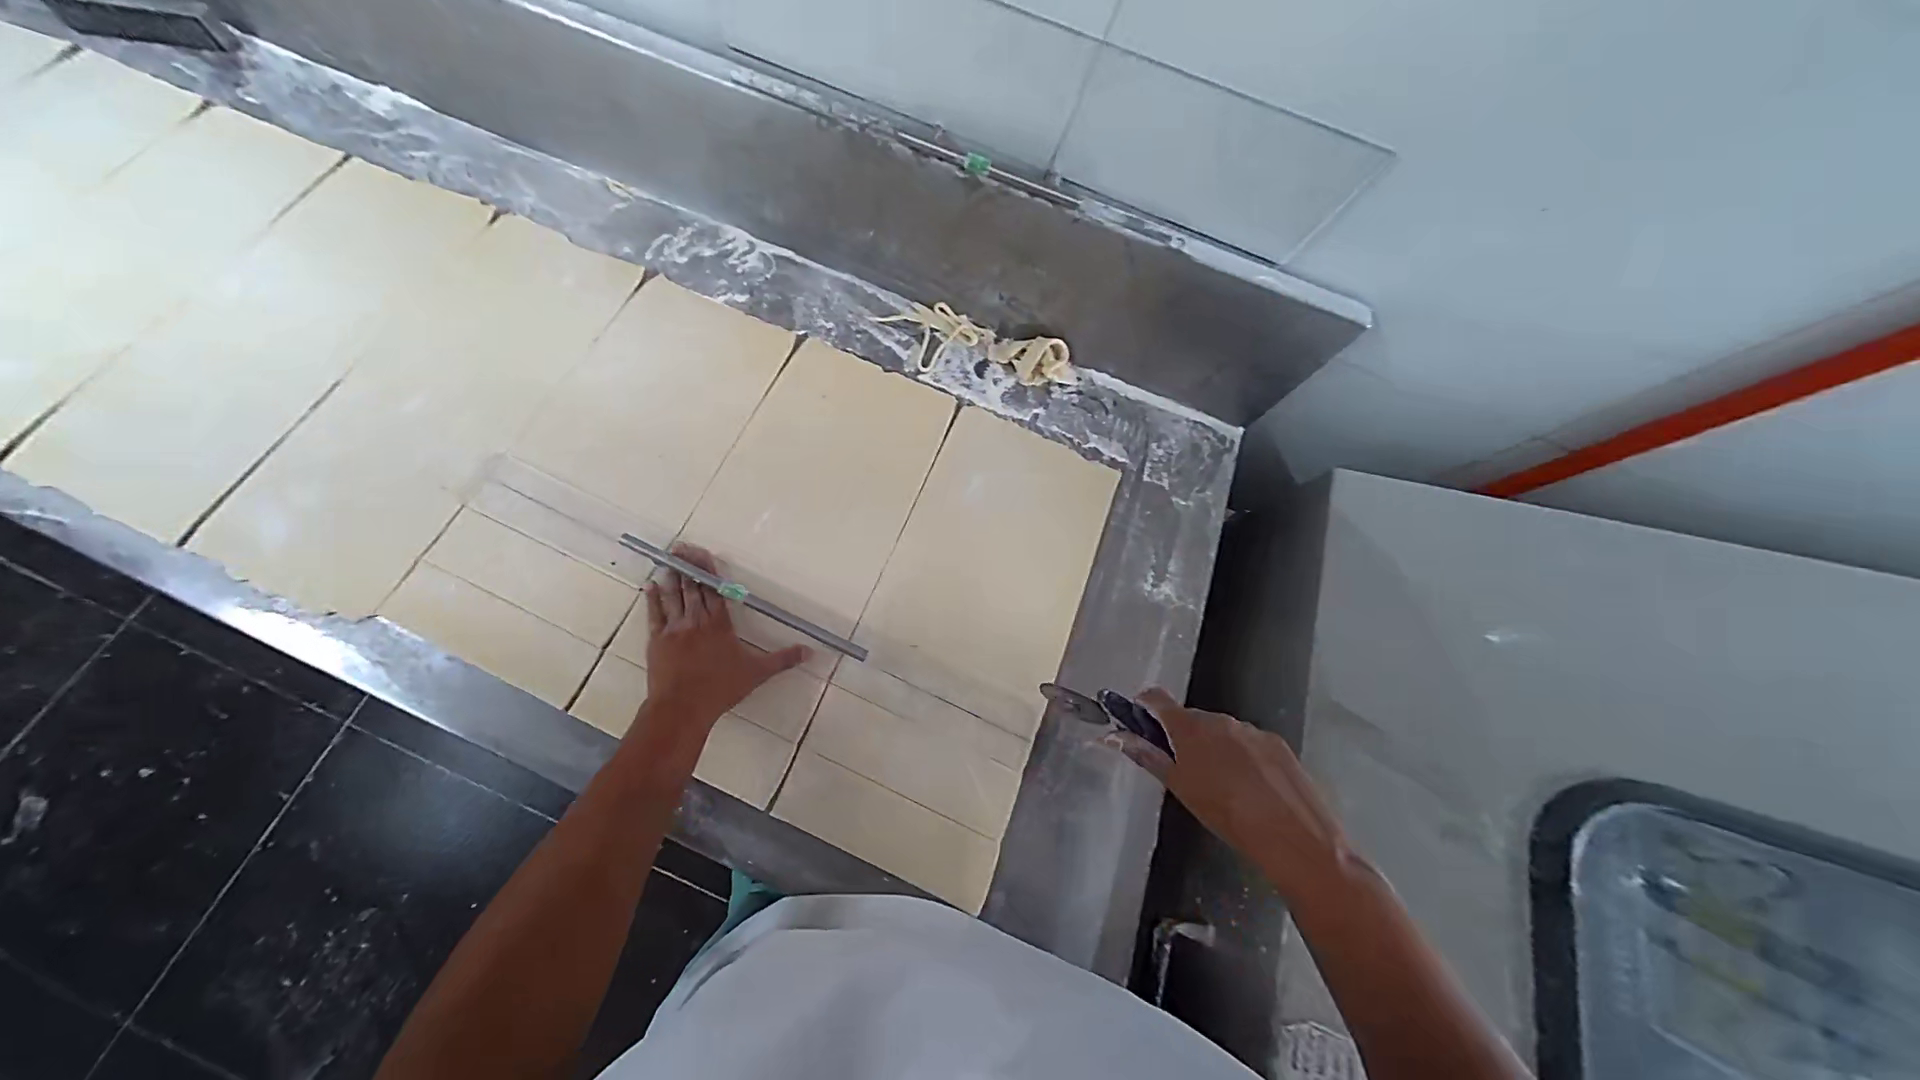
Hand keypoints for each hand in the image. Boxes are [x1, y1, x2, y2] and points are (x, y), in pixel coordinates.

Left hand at [640, 544, 807, 734]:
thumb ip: (783, 659)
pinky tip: (651, 586)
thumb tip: (809, 652)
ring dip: (671, 578)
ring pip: (674, 597)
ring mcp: (675, 629)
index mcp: (720, 625)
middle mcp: (697, 621)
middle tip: (682, 549)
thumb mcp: (757, 673)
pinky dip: (653, 599)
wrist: (683, 707)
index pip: (716, 591)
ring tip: (668, 561)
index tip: (703, 554)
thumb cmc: (721, 688)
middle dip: (689, 567)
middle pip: (693, 588)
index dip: (709, 571)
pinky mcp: (658, 641)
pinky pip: (655, 614)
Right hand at [1128, 687, 1354, 898]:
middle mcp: (1221, 719)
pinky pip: (1250, 744)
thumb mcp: (1180, 788)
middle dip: (1183, 738)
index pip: (1156, 699)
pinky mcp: (1279, 745)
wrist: (1295, 838)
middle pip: (1192, 719)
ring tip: (1222, 789)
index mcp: (1190, 727)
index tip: (1138, 722)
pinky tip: (1251, 791)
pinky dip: (1244, 759)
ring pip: (1222, 732)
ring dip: (1215, 749)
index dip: (1143, 707)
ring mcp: (1253, 730)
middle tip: (1184, 772)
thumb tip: (1118, 737)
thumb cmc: (1228, 815)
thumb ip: (1148, 756)